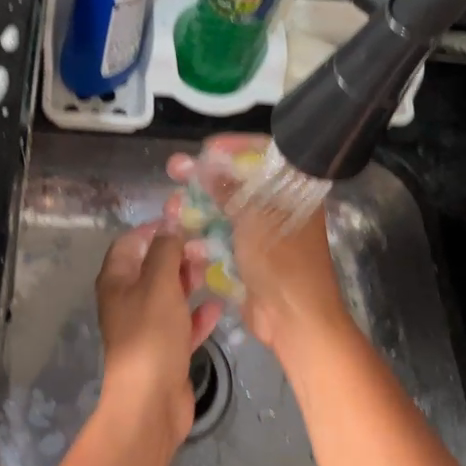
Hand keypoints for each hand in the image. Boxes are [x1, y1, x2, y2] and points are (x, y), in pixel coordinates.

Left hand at [94, 222, 222, 447]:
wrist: (150, 403)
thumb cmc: (150, 335)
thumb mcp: (159, 284)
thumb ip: (165, 249)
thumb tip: (169, 220)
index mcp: (117, 281)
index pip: (130, 242)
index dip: (154, 228)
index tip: (184, 219)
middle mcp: (128, 300)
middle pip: (152, 267)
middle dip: (178, 255)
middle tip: (207, 247)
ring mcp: (146, 327)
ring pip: (169, 295)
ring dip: (190, 282)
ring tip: (215, 270)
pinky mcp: (165, 351)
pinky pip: (182, 324)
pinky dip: (197, 314)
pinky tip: (218, 307)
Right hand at [165, 134, 351, 354]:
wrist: (294, 319)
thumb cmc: (281, 259)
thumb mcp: (253, 216)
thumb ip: (228, 187)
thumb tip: (206, 162)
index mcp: (293, 192)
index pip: (265, 156)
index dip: (235, 147)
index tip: (206, 147)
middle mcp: (279, 209)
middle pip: (237, 184)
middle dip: (204, 179)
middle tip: (175, 170)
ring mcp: (263, 235)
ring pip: (224, 213)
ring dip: (197, 209)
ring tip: (171, 208)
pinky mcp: (249, 259)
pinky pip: (222, 240)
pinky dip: (204, 239)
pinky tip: (183, 239)